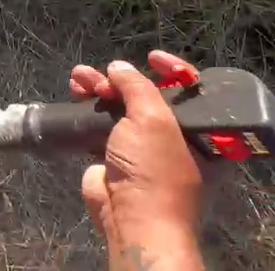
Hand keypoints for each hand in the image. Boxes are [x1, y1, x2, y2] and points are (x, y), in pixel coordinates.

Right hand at [71, 51, 206, 270]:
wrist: (132, 216)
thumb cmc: (156, 170)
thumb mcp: (153, 121)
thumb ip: (139, 87)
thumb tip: (120, 67)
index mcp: (200, 136)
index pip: (195, 96)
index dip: (177, 73)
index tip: (154, 58)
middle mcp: (174, 139)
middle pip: (148, 96)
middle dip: (123, 79)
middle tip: (105, 74)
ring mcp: (142, 146)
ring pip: (120, 104)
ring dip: (99, 85)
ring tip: (80, 78)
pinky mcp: (113, 152)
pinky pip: (101, 119)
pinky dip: (88, 102)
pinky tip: (75, 91)